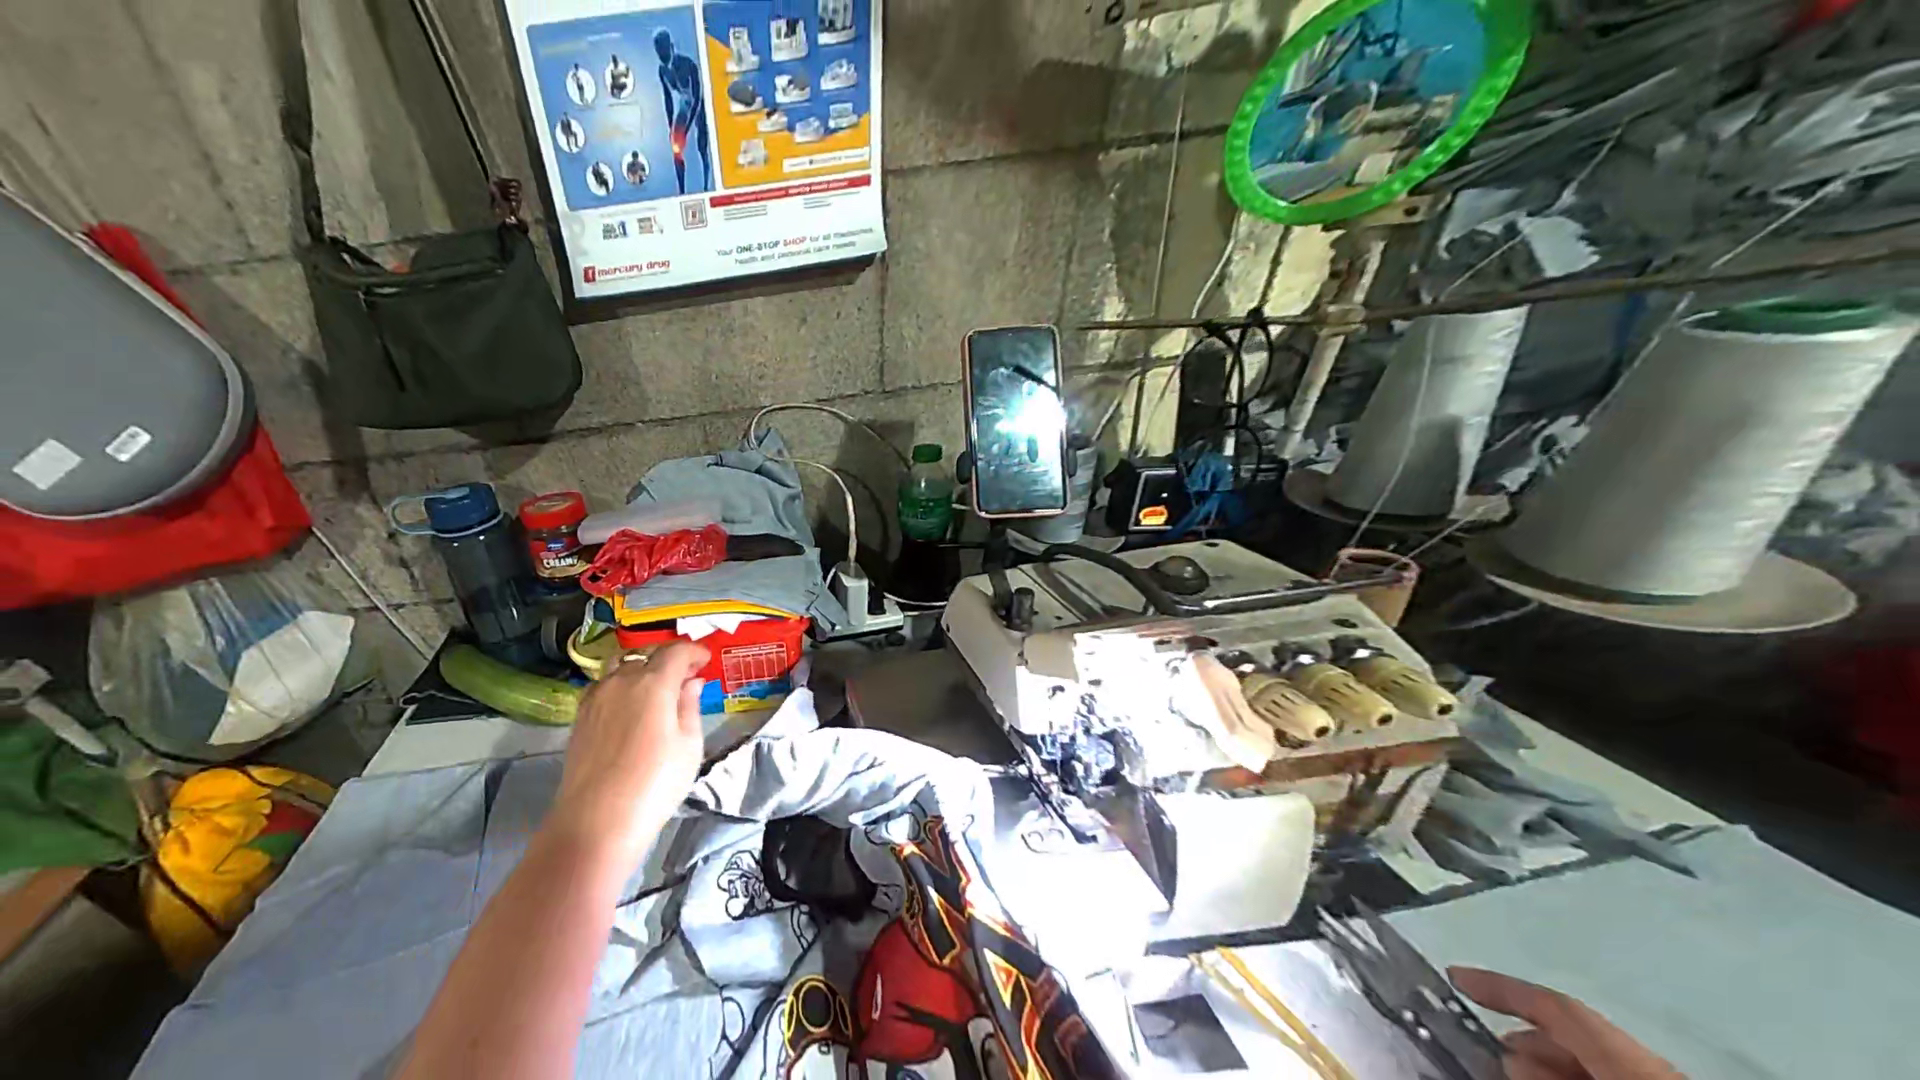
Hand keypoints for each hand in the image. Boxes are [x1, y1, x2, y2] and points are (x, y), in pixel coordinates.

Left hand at [549, 642, 709, 862]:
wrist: (597, 821)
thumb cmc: (655, 783)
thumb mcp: (689, 745)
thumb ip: (690, 707)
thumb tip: (691, 684)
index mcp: (654, 683)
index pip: (676, 651)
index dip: (695, 651)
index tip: (706, 660)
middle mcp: (621, 681)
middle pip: (647, 655)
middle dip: (670, 659)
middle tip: (687, 676)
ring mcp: (596, 697)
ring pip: (621, 666)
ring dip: (642, 668)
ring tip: (657, 687)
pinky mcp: (580, 716)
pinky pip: (603, 685)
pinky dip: (621, 683)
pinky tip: (629, 705)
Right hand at [1449, 967, 1685, 1079]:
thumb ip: (1544, 1078)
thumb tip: (1509, 1061)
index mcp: (1633, 1065)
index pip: (1557, 1008)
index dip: (1502, 987)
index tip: (1454, 977)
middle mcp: (1650, 1070)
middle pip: (1578, 1039)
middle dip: (1527, 1043)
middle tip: (1487, 1057)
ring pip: (1596, 1068)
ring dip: (1551, 1069)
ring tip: (1516, 1079)